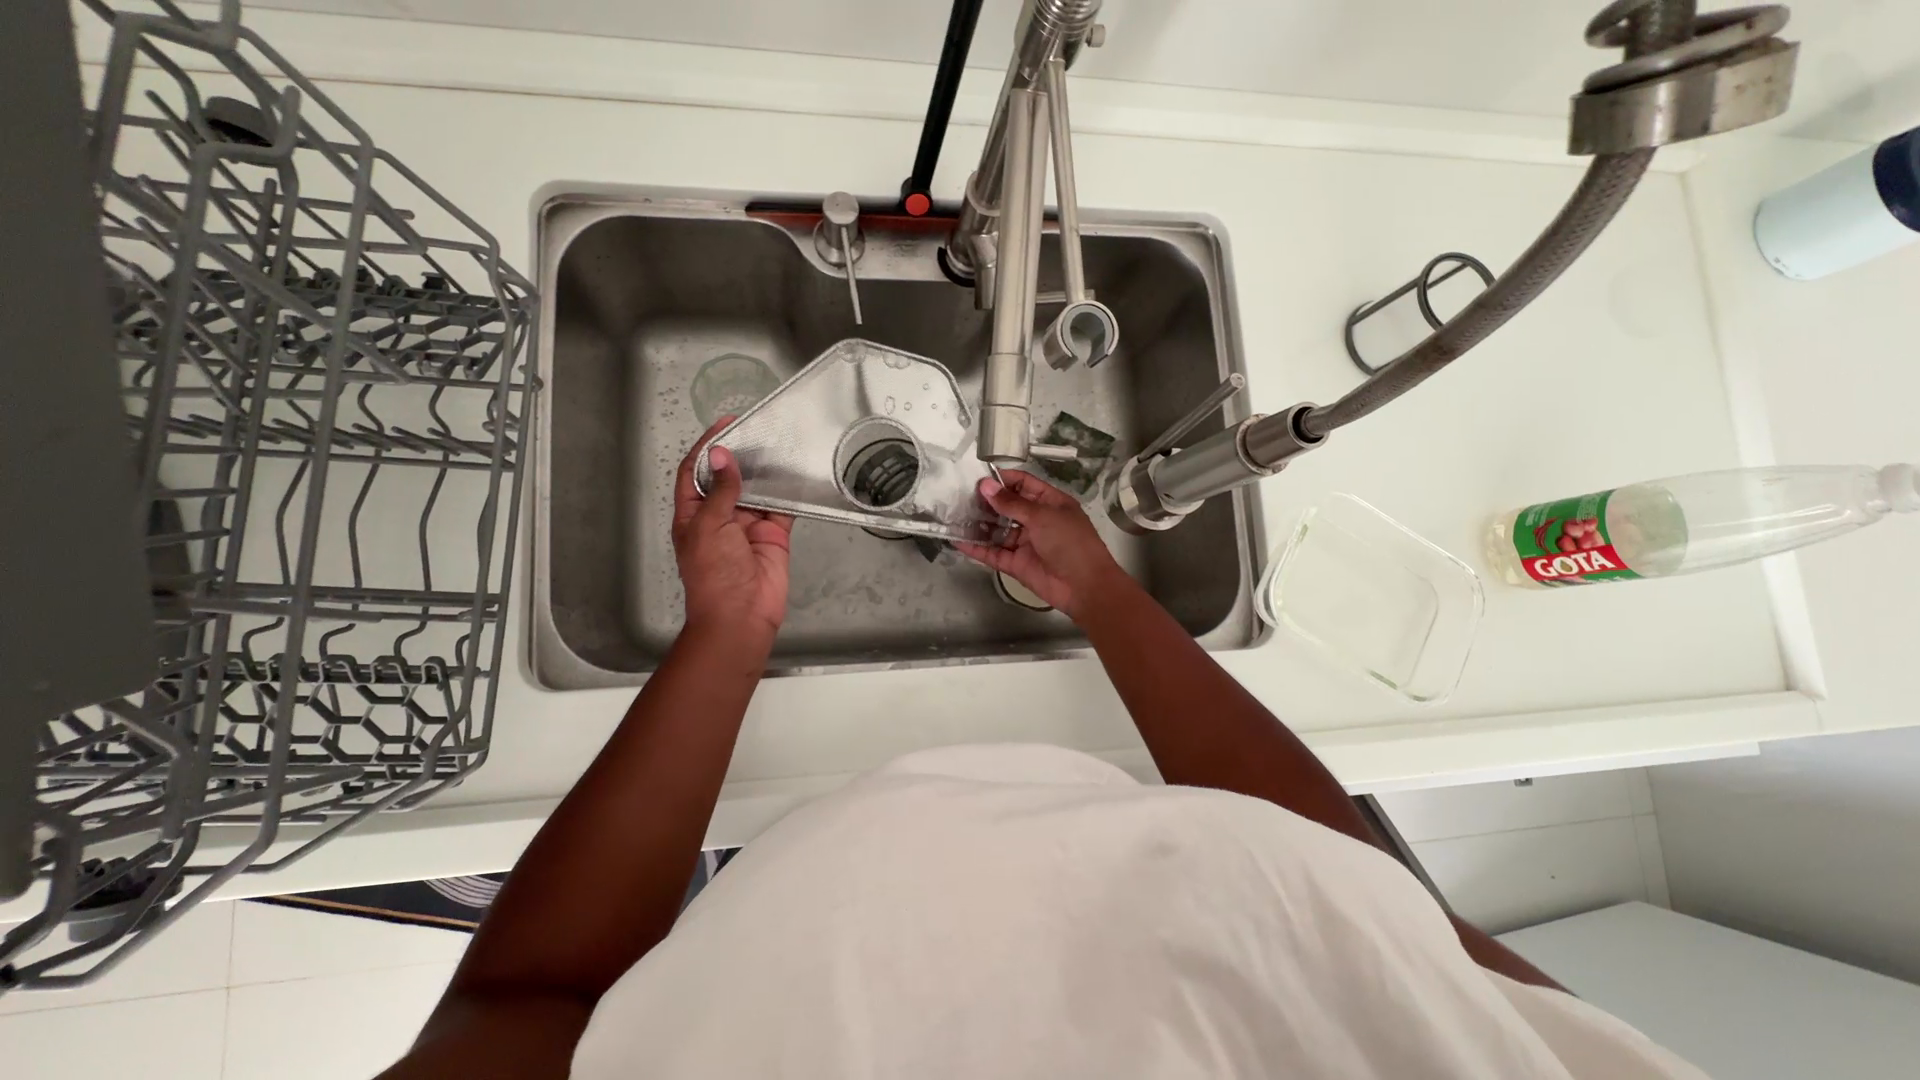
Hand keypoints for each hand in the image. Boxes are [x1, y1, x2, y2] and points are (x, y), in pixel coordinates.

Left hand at [673, 418, 794, 640]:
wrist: (740, 615)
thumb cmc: (714, 572)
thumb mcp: (709, 526)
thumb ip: (721, 490)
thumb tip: (722, 454)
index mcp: (693, 515)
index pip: (695, 474)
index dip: (706, 449)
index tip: (723, 425)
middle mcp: (720, 517)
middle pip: (728, 479)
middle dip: (738, 456)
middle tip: (756, 428)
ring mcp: (748, 526)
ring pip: (756, 490)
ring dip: (763, 471)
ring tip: (776, 442)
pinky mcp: (773, 535)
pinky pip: (781, 508)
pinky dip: (787, 492)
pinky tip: (794, 470)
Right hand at [954, 470, 1126, 618]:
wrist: (1084, 586)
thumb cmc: (1070, 543)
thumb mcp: (1042, 516)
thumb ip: (1012, 503)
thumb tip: (986, 486)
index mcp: (1050, 503)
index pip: (1024, 484)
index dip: (1003, 480)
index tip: (978, 478)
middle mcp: (1037, 521)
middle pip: (1008, 507)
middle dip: (986, 502)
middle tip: (959, 496)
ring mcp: (1026, 543)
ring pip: (998, 531)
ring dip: (978, 524)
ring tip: (954, 515)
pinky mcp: (1016, 564)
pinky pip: (993, 553)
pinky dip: (976, 548)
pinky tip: (957, 540)